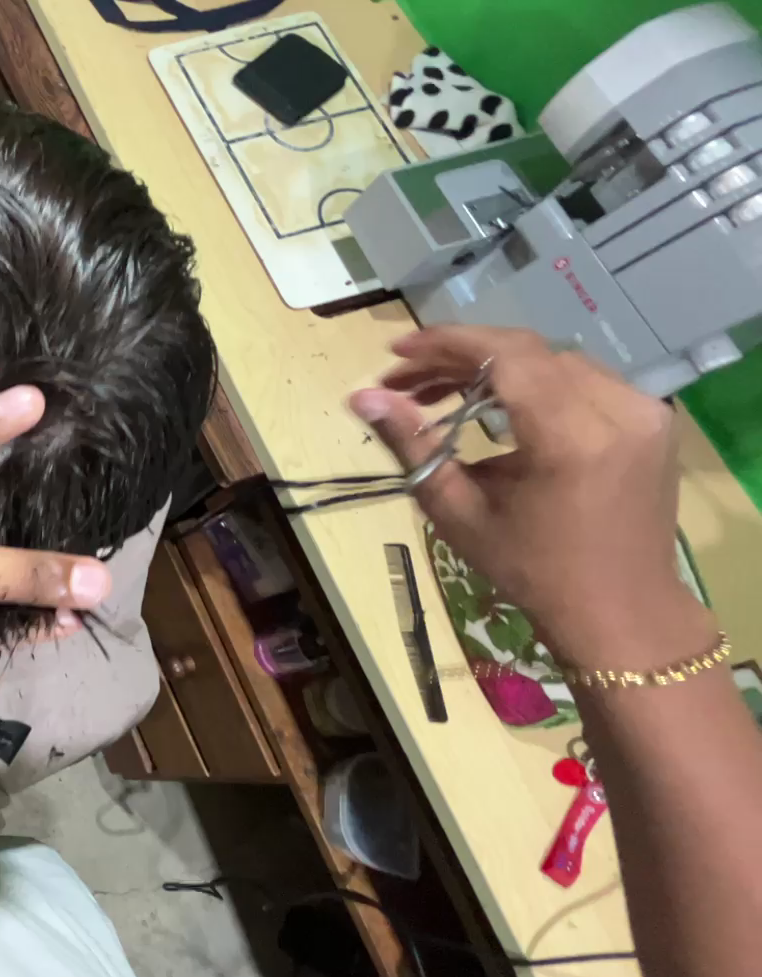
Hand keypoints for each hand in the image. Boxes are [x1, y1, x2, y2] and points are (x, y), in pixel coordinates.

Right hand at [348, 325, 703, 666]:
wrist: (615, 600)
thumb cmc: (523, 561)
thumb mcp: (453, 506)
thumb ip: (410, 442)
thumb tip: (361, 397)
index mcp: (571, 436)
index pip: (509, 355)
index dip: (448, 344)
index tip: (395, 352)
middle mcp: (619, 409)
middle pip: (529, 353)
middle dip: (458, 356)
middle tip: (401, 380)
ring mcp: (643, 411)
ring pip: (552, 361)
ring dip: (489, 367)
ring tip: (434, 392)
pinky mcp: (648, 417)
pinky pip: (578, 378)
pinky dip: (525, 381)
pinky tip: (488, 403)